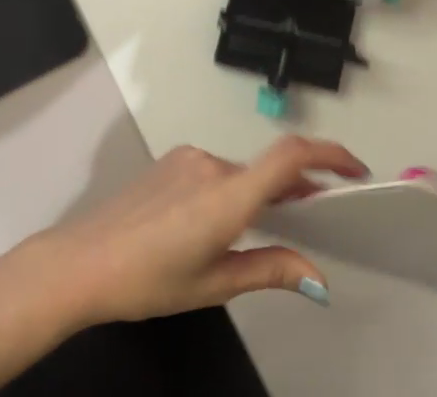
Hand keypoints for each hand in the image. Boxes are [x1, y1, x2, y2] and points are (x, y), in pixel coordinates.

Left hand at [27, 136, 369, 327]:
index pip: (291, 155)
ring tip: (260, 231)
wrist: (80, 262)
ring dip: (259, 192)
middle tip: (315, 219)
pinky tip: (216, 221)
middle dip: (296, 189)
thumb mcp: (214, 284)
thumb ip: (270, 271)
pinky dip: (232, 188)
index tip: (356, 169)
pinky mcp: (171, 161)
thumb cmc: (149, 281)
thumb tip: (319, 279)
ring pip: (240, 171)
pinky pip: (215, 170)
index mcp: (228, 196)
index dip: (331, 153)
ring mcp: (188, 158)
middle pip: (268, 167)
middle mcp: (212, 165)